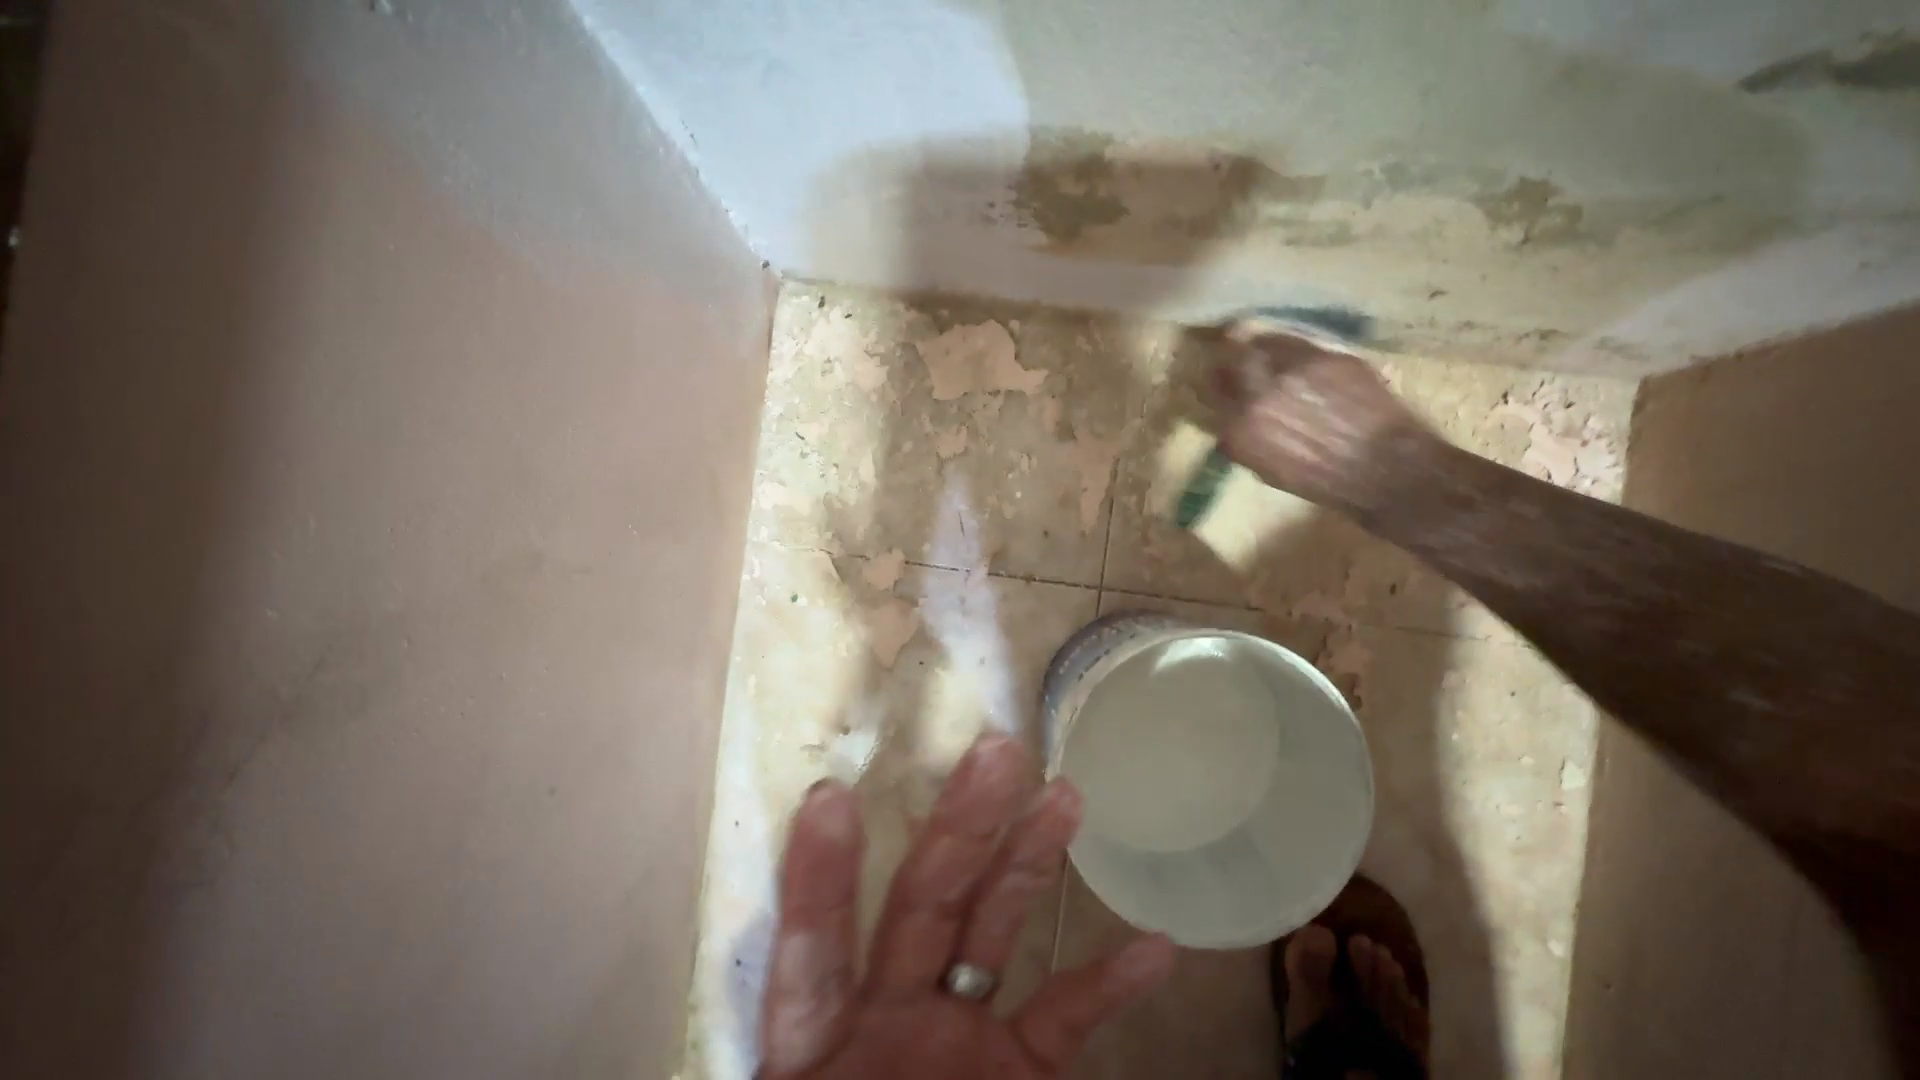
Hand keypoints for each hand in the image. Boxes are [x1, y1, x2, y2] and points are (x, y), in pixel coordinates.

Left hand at [759, 733, 1176, 1079]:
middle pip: (922, 903)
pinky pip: (1064, 1017)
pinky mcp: (1017, 1069)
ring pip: (993, 930)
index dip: (820, 879)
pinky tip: (1153, 945)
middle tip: (994, 749)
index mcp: (823, 1045)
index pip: (815, 950)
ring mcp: (957, 1037)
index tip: (828, 800)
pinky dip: (1105, 985)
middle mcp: (889, 1019)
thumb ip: (829, 1071)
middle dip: (958, 826)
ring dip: (1028, 863)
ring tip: (1065, 795)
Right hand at [1209, 323, 1434, 513]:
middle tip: (1234, 345)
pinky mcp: (1325, 356)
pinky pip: (1298, 344)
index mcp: (1239, 430)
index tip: (1216, 376)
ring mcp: (1293, 371)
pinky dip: (1295, 350)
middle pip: (1230, 355)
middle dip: (1230, 350)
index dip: (1212, 380)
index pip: (1208, 390)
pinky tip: (1304, 360)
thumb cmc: (1323, 480)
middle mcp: (1258, 395)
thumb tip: (1232, 416)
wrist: (1384, 468)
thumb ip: (1243, 437)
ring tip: (1269, 350)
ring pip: (1264, 342)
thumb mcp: (1267, 469)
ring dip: (1262, 346)